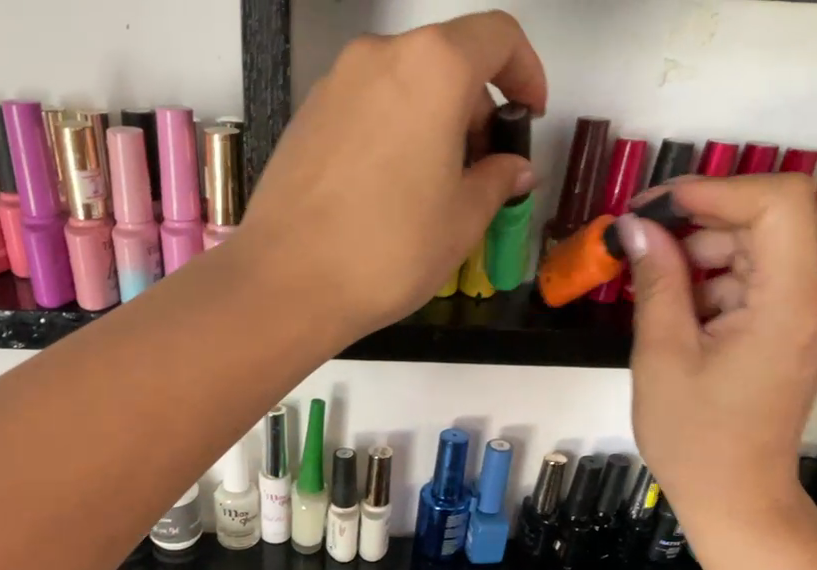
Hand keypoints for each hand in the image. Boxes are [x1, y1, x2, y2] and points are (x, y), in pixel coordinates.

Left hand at [238, 12, 545, 342]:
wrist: (287, 283)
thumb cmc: (388, 251)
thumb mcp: (461, 221)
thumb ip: (496, 181)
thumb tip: (513, 169)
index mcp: (433, 68)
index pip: (497, 38)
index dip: (526, 72)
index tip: (529, 116)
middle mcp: (380, 58)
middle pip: (446, 61)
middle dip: (475, 108)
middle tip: (482, 170)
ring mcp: (335, 85)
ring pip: (403, 86)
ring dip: (432, 122)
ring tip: (434, 189)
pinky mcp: (305, 117)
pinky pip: (366, 109)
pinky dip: (391, 133)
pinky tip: (388, 193)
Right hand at [618, 174, 816, 536]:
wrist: (736, 500)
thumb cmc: (696, 440)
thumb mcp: (662, 358)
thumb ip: (657, 283)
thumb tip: (638, 227)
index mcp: (790, 302)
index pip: (779, 202)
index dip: (718, 189)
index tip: (658, 207)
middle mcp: (812, 299)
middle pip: (769, 222)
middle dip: (702, 222)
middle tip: (640, 240)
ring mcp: (803, 317)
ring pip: (758, 251)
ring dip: (702, 254)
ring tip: (648, 282)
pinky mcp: (789, 334)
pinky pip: (755, 285)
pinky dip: (712, 285)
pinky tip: (671, 311)